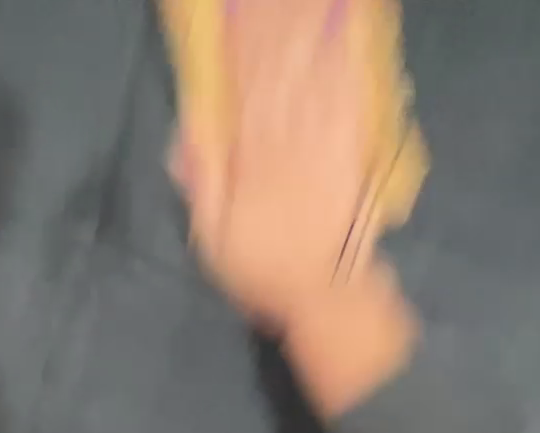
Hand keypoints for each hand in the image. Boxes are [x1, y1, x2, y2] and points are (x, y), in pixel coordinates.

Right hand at [171, 0, 379, 330]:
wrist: (322, 296)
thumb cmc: (261, 273)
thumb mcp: (214, 238)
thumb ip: (202, 185)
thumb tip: (187, 138)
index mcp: (252, 165)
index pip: (243, 98)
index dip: (240, 57)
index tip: (237, 22)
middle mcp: (289, 149)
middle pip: (280, 82)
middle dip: (276, 37)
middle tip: (271, 0)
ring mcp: (325, 153)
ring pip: (316, 86)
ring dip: (311, 45)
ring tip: (310, 9)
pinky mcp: (352, 162)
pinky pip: (352, 111)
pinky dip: (351, 77)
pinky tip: (349, 48)